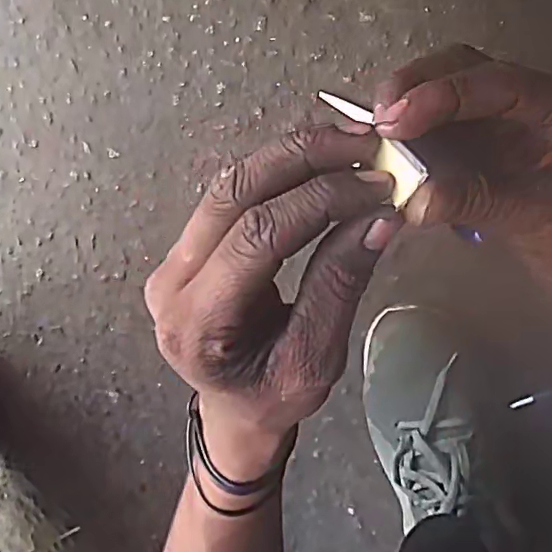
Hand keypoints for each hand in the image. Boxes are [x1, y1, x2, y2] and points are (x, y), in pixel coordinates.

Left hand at [145, 127, 398, 475]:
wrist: (233, 410)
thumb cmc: (272, 399)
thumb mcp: (315, 361)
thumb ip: (339, 286)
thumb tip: (378, 218)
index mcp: (197, 322)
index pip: (258, 236)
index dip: (321, 201)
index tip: (376, 188)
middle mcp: (172, 281)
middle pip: (235, 192)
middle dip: (305, 159)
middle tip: (364, 145)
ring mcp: (175, 257)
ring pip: (232, 182)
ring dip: (292, 154)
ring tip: (347, 142)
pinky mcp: (189, 243)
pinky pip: (233, 191)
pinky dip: (280, 168)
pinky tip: (319, 158)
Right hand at [373, 44, 551, 294]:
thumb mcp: (543, 224)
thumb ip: (476, 198)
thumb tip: (408, 196)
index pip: (503, 83)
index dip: (444, 94)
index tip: (396, 118)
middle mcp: (550, 108)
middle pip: (475, 71)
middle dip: (422, 87)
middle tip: (381, 116)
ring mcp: (523, 130)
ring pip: (458, 97)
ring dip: (416, 108)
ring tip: (380, 132)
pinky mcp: (501, 155)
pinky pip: (454, 134)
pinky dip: (424, 139)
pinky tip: (398, 151)